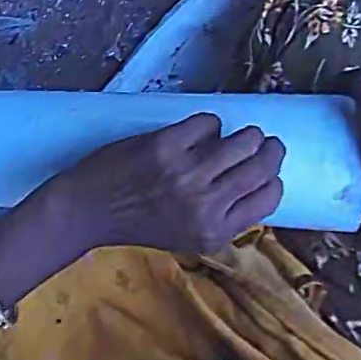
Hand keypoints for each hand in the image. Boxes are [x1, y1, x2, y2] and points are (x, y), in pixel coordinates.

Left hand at [35, 113, 286, 254]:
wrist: (88, 211)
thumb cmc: (140, 224)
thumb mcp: (189, 237)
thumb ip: (223, 216)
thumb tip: (259, 183)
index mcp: (215, 232)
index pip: (269, 198)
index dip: (273, 179)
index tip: (267, 170)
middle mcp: (205, 205)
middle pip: (262, 166)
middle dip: (270, 149)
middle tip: (264, 143)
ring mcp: (187, 173)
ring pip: (243, 140)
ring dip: (246, 134)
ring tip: (238, 135)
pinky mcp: (167, 145)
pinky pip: (209, 122)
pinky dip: (209, 124)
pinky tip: (199, 132)